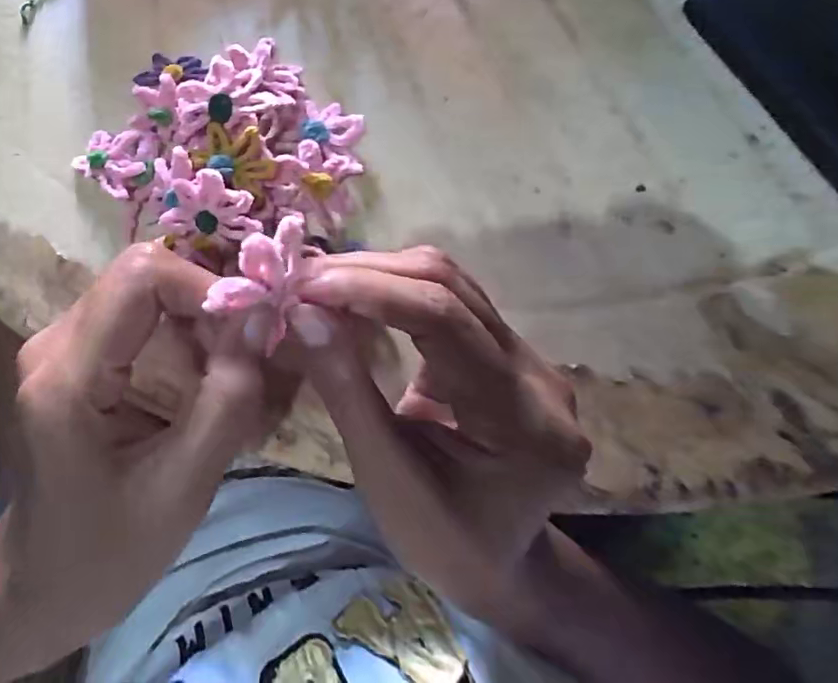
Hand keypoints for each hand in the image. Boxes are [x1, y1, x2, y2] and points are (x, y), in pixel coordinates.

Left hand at [0, 241, 277, 665]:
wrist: (39, 583)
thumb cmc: (106, 554)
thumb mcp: (182, 489)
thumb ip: (228, 399)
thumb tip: (262, 315)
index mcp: (66, 374)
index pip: (140, 277)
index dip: (205, 285)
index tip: (255, 326)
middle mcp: (53, 340)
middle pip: (143, 277)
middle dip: (207, 304)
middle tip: (252, 353)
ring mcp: (58, 342)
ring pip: (145, 291)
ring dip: (199, 321)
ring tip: (236, 372)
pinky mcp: (74, 351)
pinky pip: (138, 315)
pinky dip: (182, 335)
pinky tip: (205, 379)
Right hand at [291, 247, 590, 635]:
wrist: (502, 565)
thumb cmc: (443, 541)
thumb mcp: (387, 478)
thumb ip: (346, 391)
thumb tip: (302, 313)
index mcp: (522, 420)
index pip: (444, 320)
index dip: (370, 290)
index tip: (303, 287)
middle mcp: (537, 374)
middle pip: (449, 284)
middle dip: (366, 272)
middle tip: (299, 279)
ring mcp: (527, 356)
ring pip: (448, 279)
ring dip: (376, 271)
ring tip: (317, 282)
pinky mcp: (504, 348)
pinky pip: (447, 297)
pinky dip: (390, 287)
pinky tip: (352, 295)